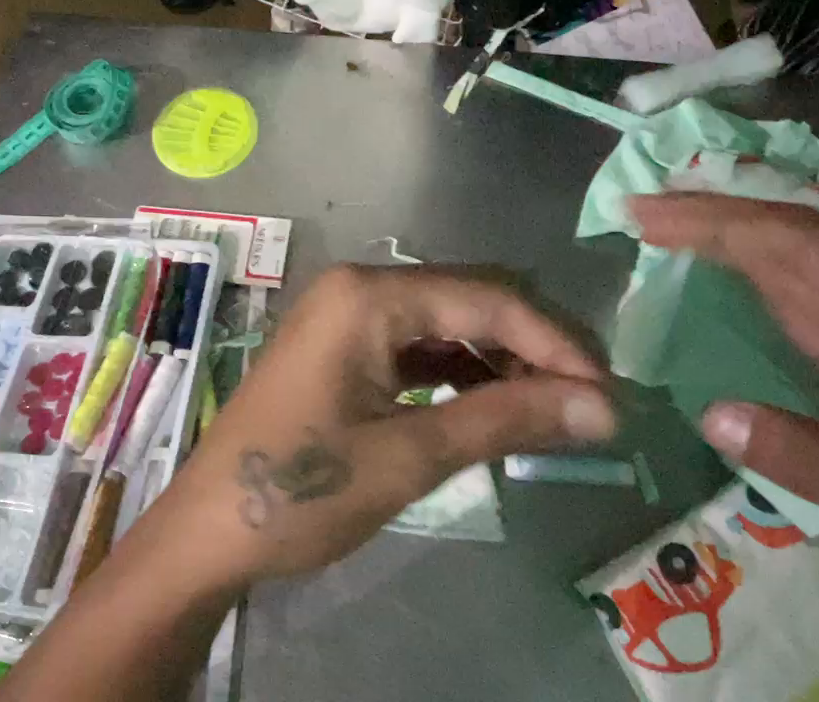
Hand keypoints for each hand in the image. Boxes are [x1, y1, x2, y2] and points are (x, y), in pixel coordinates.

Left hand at [0, 267, 617, 701]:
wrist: (208, 530)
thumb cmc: (302, 491)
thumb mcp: (410, 456)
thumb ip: (505, 419)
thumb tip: (604, 407)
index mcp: (369, 295)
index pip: (489, 299)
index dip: (557, 344)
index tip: (610, 395)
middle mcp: (359, 287)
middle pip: (470, 299)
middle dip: (534, 346)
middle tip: (589, 402)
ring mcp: (347, 315)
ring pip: (447, 322)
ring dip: (501, 360)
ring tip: (551, 409)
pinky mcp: (343, 347)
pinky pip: (418, 345)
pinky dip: (461, 371)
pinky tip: (493, 403)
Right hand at [631, 193, 818, 699]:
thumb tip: (713, 412)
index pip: (813, 249)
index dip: (724, 222)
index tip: (648, 215)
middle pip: (804, 241)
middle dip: (714, 218)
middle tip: (633, 215)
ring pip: (811, 263)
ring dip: (731, 240)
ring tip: (658, 232)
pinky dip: (759, 278)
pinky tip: (722, 280)